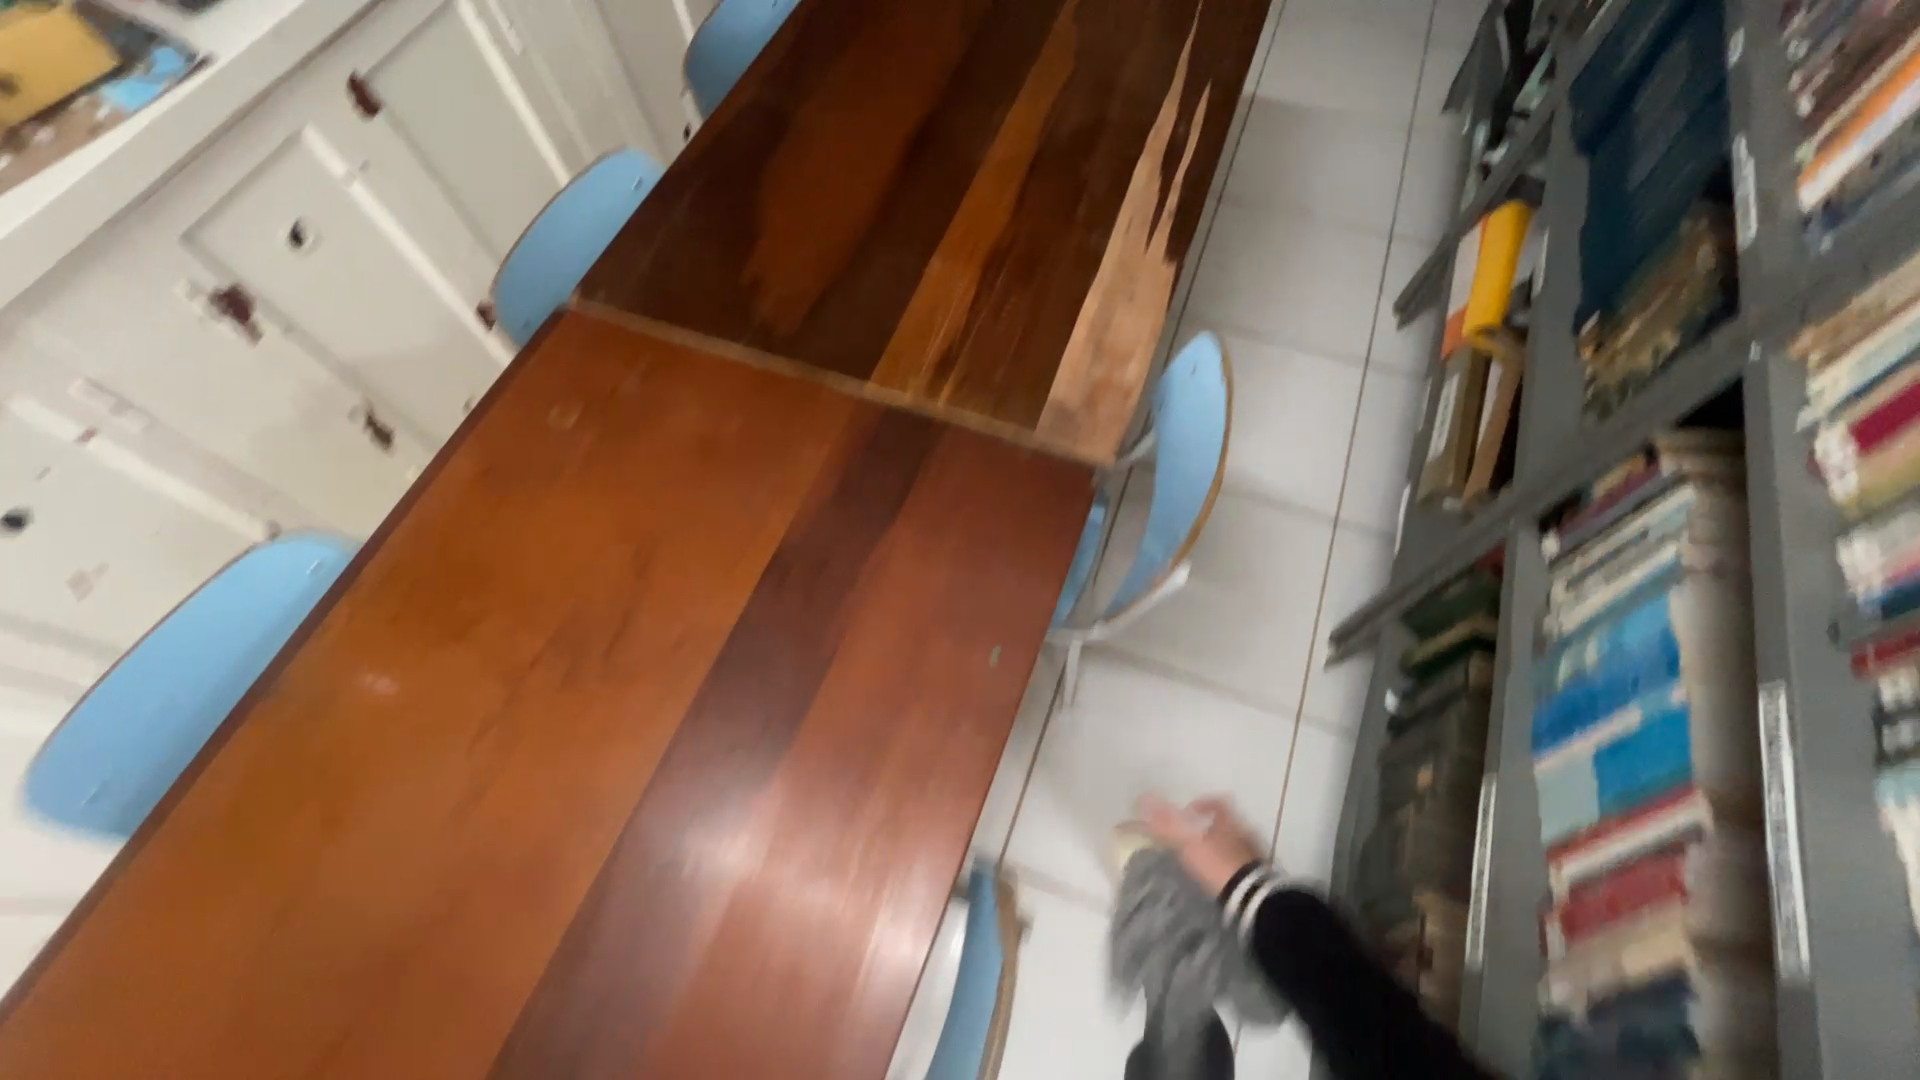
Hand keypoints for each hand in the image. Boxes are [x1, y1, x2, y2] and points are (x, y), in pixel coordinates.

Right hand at [1138, 794, 1264, 894]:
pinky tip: (1221, 876)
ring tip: (1206, 860)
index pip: (1218, 803)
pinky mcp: (1259, 873)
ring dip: (1221, 846)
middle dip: (1211, 828)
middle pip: (1228, 822)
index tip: (1188, 812)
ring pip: (1236, 842)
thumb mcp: (1187, 843)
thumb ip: (1165, 823)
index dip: (1203, 804)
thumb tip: (1144, 798)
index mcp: (1229, 821)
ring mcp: (1255, 853)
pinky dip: (1231, 864)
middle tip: (1195, 838)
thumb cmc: (1217, 864)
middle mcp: (1245, 832)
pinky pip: (1243, 862)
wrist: (1251, 897)